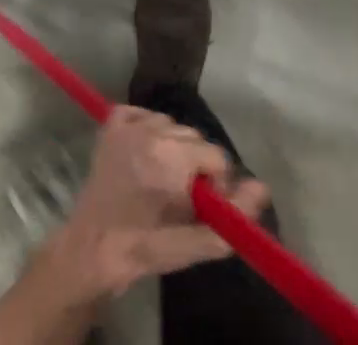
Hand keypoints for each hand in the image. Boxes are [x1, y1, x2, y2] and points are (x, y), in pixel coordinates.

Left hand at [49, 107, 270, 298]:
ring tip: (168, 175)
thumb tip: (260, 186)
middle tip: (189, 193)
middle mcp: (148, 133)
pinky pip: (131, 112)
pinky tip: (147, 146)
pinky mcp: (106, 133)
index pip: (216, 154)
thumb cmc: (150, 244)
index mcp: (172, 155)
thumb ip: (237, 211)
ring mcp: (124, 130)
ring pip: (165, 123)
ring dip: (173, 144)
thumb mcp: (204, 239)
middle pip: (192, 136)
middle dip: (198, 162)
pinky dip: (143, 123)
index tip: (208, 203)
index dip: (219, 181)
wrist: (97, 244)